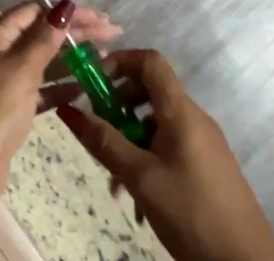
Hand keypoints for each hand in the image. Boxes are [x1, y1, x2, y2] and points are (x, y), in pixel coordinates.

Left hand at [0, 0, 121, 200]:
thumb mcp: (22, 68)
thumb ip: (45, 38)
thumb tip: (63, 6)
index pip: (34, 11)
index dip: (66, 12)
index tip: (98, 19)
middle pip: (40, 34)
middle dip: (75, 33)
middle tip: (112, 35)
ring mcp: (4, 81)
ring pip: (42, 62)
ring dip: (71, 59)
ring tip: (105, 61)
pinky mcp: (11, 108)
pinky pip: (40, 90)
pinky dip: (60, 88)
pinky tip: (83, 90)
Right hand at [57, 49, 273, 260]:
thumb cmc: (191, 212)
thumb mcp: (140, 177)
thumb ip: (103, 141)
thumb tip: (67, 110)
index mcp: (181, 111)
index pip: (150, 61)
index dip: (119, 61)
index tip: (92, 85)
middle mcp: (194, 119)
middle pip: (149, 91)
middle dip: (117, 107)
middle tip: (95, 133)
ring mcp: (203, 144)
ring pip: (155, 124)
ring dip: (128, 140)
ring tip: (113, 179)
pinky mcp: (206, 167)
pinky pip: (168, 146)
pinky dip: (146, 158)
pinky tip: (136, 197)